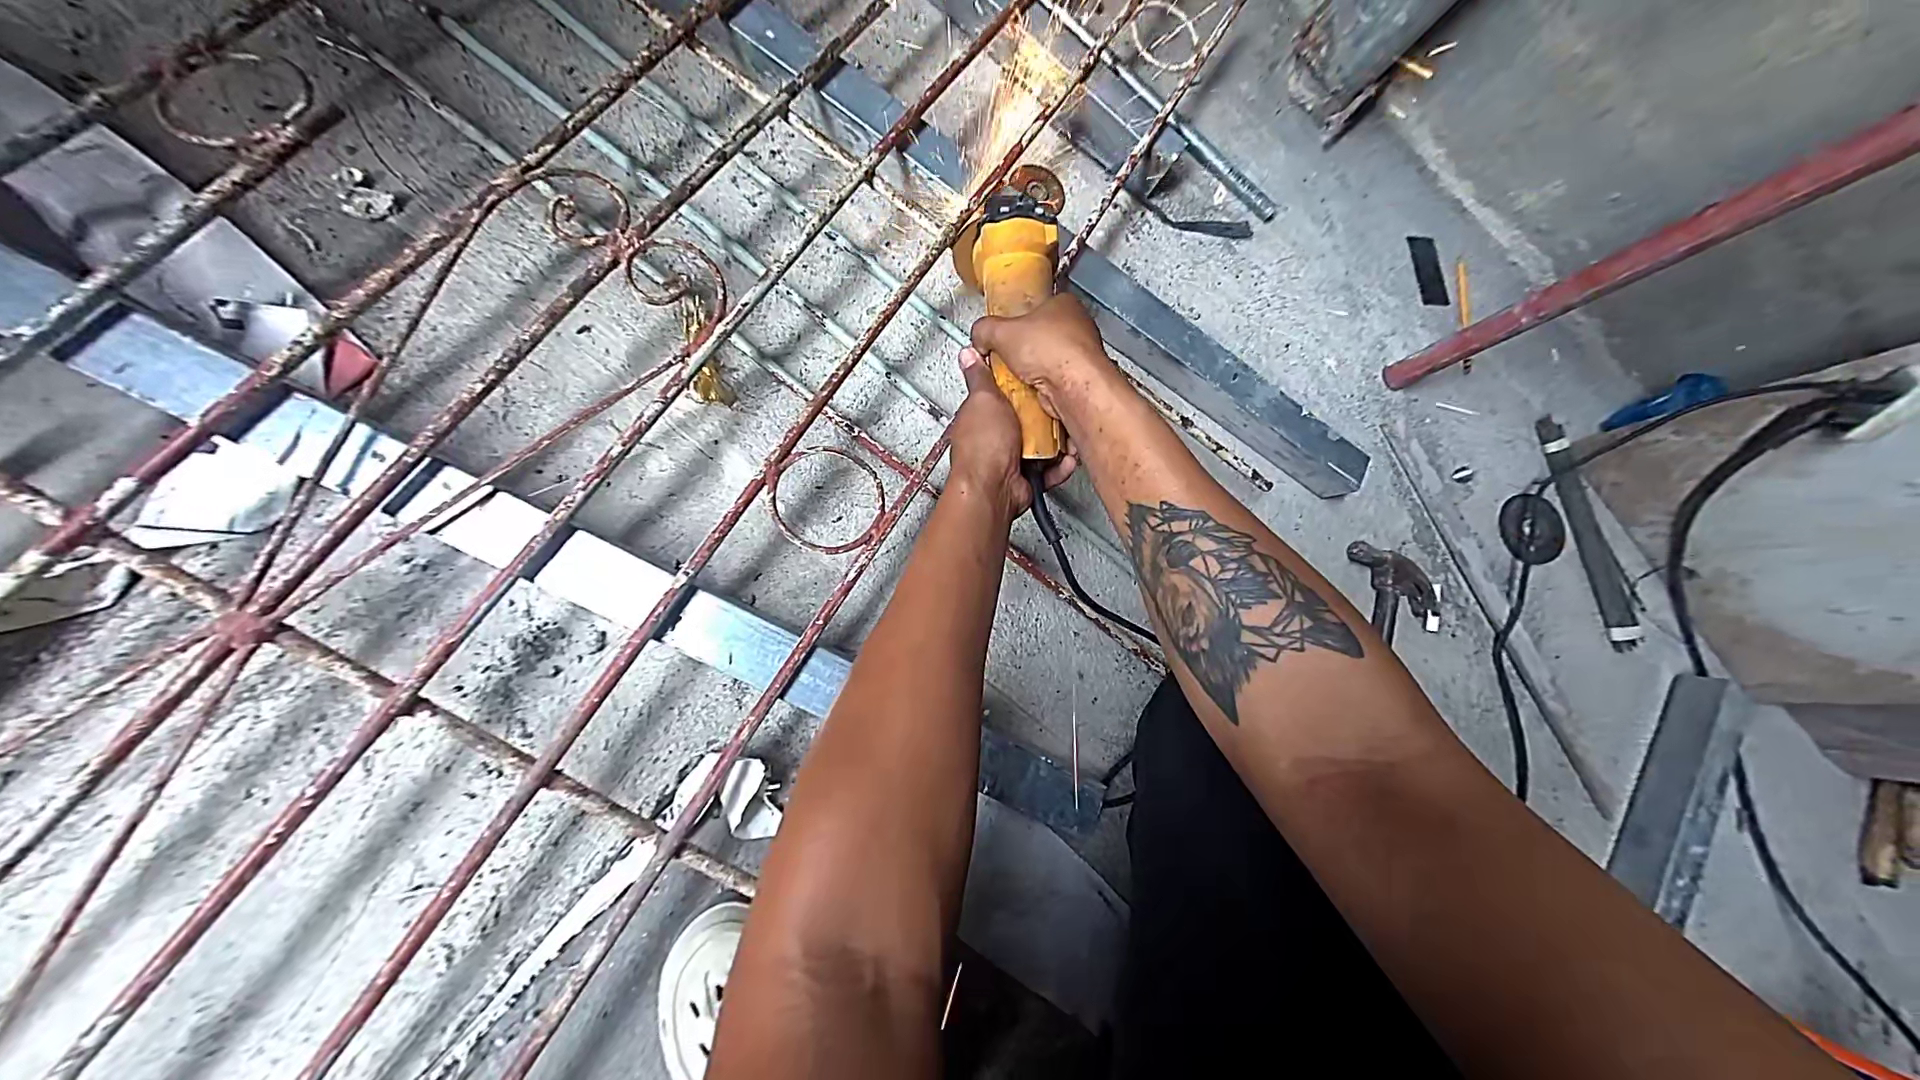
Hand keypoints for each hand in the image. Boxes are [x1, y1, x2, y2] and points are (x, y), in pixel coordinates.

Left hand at [949, 346, 1076, 518]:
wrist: (992, 487)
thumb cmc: (982, 447)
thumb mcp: (983, 399)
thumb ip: (979, 376)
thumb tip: (968, 355)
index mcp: (981, 415)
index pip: (1003, 393)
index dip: (1021, 385)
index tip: (1039, 378)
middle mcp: (995, 437)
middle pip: (1027, 419)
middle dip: (1044, 416)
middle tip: (1057, 408)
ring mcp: (1010, 458)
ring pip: (1042, 445)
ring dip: (1057, 443)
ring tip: (1067, 436)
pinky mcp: (1026, 477)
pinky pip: (1049, 469)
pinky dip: (1059, 466)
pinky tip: (1066, 459)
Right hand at [969, 293, 1116, 420]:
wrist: (1074, 389)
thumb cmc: (1054, 352)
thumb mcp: (1001, 332)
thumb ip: (984, 329)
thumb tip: (978, 336)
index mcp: (1064, 303)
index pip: (1034, 306)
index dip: (1014, 319)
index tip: (1001, 331)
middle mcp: (1076, 327)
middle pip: (1037, 337)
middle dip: (1019, 349)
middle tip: (1005, 356)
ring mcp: (1079, 355)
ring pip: (1043, 362)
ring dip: (1027, 371)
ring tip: (1018, 375)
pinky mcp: (1077, 380)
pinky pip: (1049, 383)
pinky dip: (1037, 388)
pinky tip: (1030, 389)